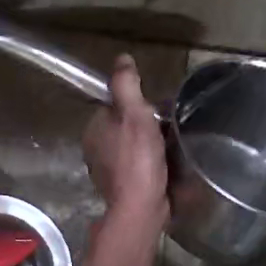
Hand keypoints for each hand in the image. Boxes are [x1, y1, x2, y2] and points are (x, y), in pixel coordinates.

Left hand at [83, 55, 167, 230]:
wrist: (140, 208)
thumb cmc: (137, 159)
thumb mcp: (134, 114)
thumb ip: (126, 85)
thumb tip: (121, 58)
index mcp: (93, 128)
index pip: (115, 105)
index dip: (137, 104)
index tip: (157, 109)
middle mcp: (95, 148)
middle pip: (125, 125)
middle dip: (147, 124)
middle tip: (169, 128)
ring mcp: (107, 170)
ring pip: (133, 146)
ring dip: (151, 144)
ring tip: (172, 145)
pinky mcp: (121, 187)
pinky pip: (138, 165)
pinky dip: (152, 163)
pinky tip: (167, 165)